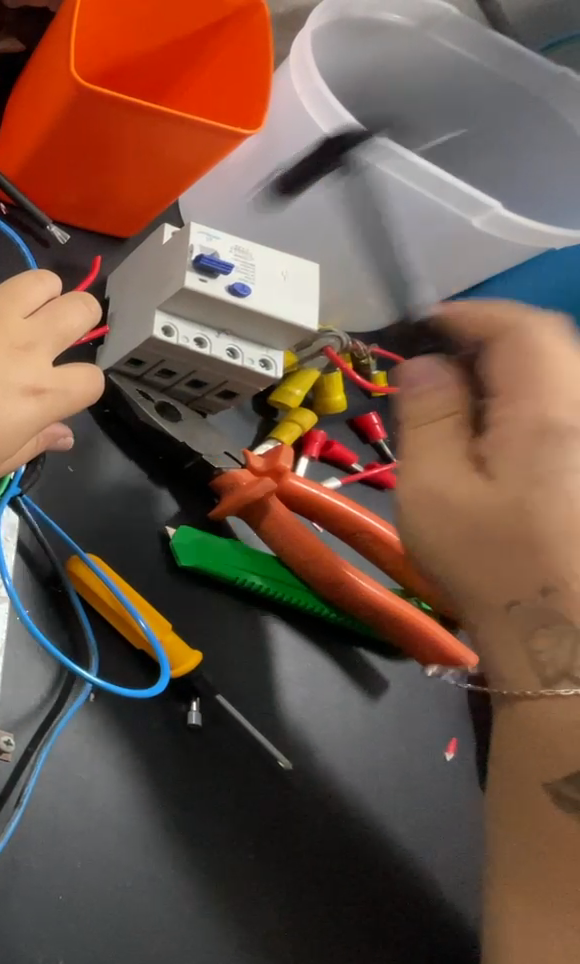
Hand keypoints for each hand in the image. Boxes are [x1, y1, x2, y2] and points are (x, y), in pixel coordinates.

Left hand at [0, 251, 104, 489]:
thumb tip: (63, 435)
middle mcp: (23, 345)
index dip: (80, 389)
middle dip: (76, 321)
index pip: (91, 380)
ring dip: (37, 292)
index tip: (55, 397)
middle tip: (46, 340)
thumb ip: (28, 448)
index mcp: (38, 394)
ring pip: (39, 279)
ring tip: (14, 312)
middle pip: (82, 310)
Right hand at [397, 301, 579, 687]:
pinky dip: (526, 399)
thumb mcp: (434, 488)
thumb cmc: (486, 556)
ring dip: (509, 370)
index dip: (473, 314)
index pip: (524, 332)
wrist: (564, 622)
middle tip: (432, 354)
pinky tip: (493, 426)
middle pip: (555, 349)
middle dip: (492, 339)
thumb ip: (430, 418)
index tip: (425, 321)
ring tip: (455, 390)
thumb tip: (428, 364)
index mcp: (547, 414)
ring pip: (564, 379)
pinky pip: (565, 409)